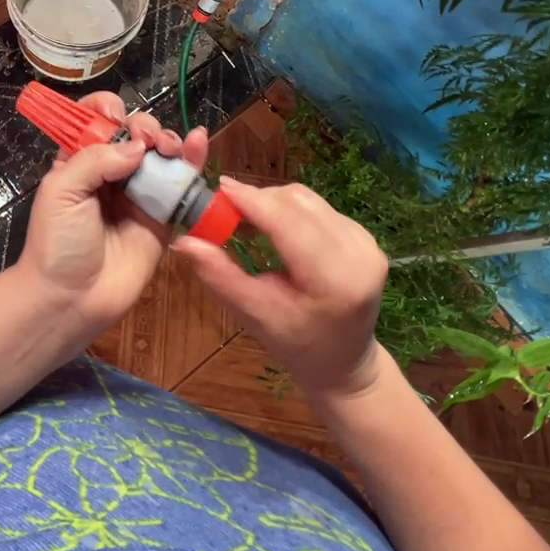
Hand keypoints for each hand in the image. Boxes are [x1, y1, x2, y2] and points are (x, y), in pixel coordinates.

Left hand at [17, 92, 209, 332]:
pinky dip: (192, 160)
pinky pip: (180, 184)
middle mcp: (110, 173)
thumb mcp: (61, 191)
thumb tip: (137, 148)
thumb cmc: (58, 242)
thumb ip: (96, 160)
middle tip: (146, 141)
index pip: (95, 121)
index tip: (115, 114)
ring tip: (168, 147)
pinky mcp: (162, 217)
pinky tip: (198, 142)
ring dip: (168, 140)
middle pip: (133, 134)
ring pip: (160, 154)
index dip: (107, 110)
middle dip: (144, 127)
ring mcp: (138, 194)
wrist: (72, 298)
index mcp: (78, 161)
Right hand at [171, 178, 389, 401]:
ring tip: (245, 219)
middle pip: (297, 204)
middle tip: (223, 210)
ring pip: (306, 199)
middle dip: (257, 200)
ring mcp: (366, 243)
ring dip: (272, 202)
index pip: (288, 223)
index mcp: (335, 280)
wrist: (344, 362)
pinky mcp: (365, 236)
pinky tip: (273, 226)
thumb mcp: (253, 314)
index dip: (252, 200)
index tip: (218, 188)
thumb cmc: (295, 343)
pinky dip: (289, 209)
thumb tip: (183, 241)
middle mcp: (358, 254)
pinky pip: (318, 206)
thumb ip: (220, 275)